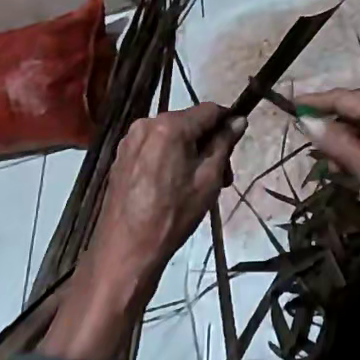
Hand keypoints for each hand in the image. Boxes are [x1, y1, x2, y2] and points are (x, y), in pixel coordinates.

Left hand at [40, 103, 242, 359]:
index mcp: (168, 125)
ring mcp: (129, 141)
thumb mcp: (208, 179)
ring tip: (199, 187)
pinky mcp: (121, 158)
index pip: (210, 110)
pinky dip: (171, 160)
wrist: (125, 250)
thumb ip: (223, 144)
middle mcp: (145, 124)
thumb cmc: (173, 215)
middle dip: (209, 144)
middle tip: (222, 178)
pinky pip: (155, 148)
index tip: (238, 146)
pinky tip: (175, 188)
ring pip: (172, 137)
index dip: (229, 123)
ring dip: (191, 153)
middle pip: (190, 123)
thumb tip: (238, 120)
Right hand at [296, 90, 359, 247]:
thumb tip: (308, 122)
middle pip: (354, 108)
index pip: (343, 99)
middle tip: (301, 133)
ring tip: (322, 153)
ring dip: (343, 135)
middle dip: (328, 120)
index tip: (289, 104)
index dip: (315, 101)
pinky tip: (349, 161)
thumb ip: (338, 144)